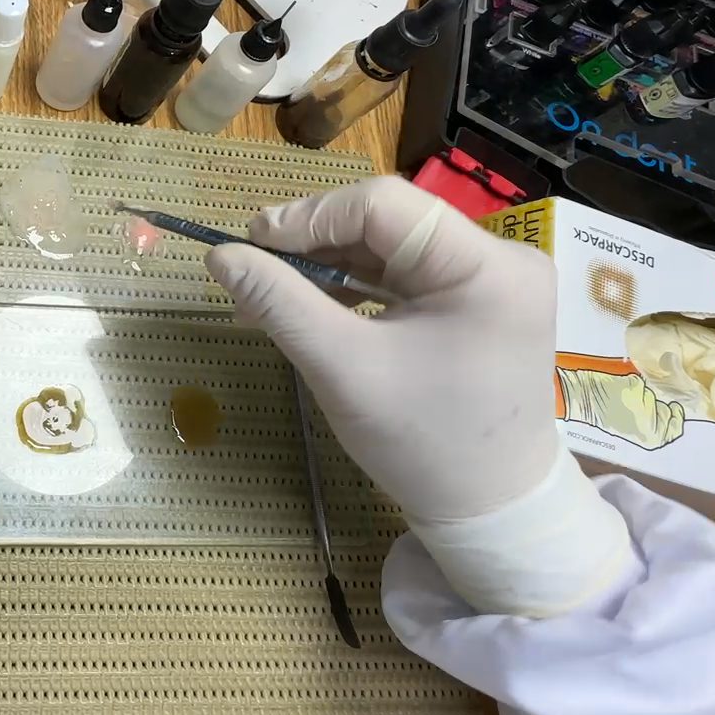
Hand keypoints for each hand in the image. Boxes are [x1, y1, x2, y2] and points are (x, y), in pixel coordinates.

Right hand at [204, 177, 631, 615]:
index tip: (249, 246)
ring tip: (267, 294)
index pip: (383, 205)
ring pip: (381, 243)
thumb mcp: (341, 369)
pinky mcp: (466, 298)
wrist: (487, 509)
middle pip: (382, 220)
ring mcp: (484, 277)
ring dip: (319, 264)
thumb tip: (219, 255)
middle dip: (309, 243)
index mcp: (485, 268)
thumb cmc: (421, 442)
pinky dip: (343, 283)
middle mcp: (496, 257)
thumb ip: (279, 304)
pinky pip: (392, 270)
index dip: (308, 217)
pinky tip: (306, 305)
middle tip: (251, 271)